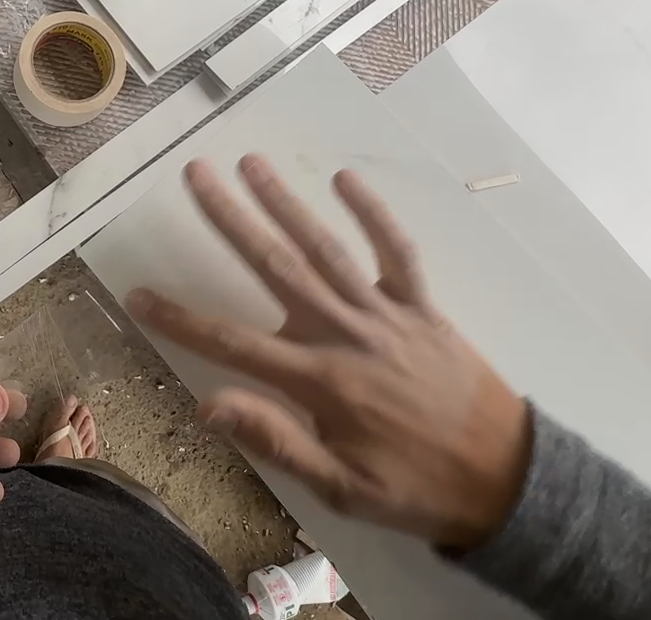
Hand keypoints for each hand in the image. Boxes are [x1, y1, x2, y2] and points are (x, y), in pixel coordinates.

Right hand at [126, 156, 531, 549]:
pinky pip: (397, 251)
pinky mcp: (420, 305)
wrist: (512, 486)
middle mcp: (345, 333)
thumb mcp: (343, 489)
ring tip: (250, 162)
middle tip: (196, 174)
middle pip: (275, 267)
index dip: (180, 319)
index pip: (232, 343)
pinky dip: (374, 215)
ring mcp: (384, 313)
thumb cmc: (416, 488)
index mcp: (319, 380)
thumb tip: (208, 407)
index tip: (138, 293)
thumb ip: (277, 442)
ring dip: (285, 202)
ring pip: (324, 249)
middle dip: (230, 218)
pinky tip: (345, 179)